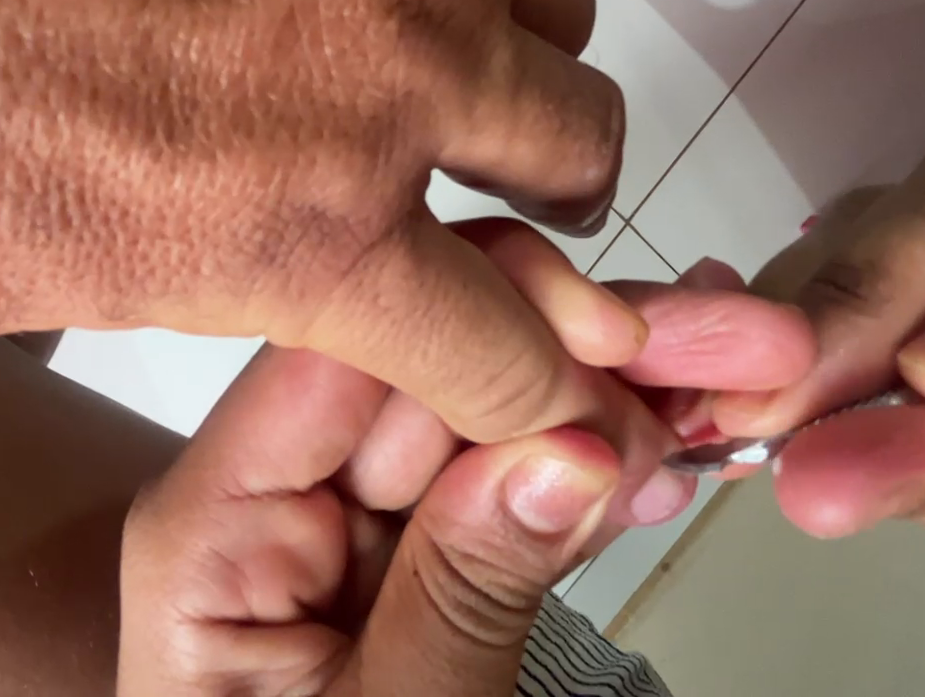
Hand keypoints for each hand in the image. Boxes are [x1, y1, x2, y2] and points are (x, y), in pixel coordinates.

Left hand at [119, 226, 814, 694]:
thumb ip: (458, 595)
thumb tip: (567, 452)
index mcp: (211, 528)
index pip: (335, 367)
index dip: (470, 329)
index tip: (600, 334)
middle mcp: (270, 489)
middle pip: (419, 373)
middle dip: (568, 349)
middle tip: (709, 333)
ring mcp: (340, 510)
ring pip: (476, 415)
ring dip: (602, 395)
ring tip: (713, 373)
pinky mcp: (400, 538)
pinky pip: (495, 480)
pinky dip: (585, 466)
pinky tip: (659, 445)